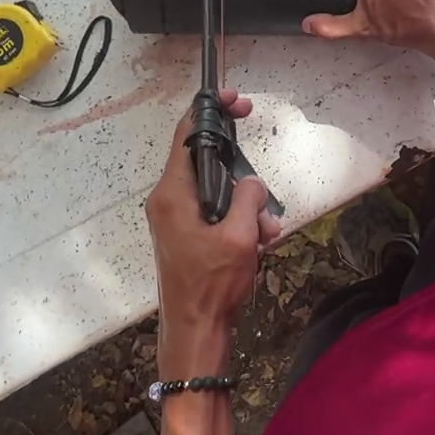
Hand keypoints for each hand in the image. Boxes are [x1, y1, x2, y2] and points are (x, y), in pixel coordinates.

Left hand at [145, 90, 281, 377]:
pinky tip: (259, 242)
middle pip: (205, 160)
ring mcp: (176, 217)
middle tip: (263, 186)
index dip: (210, 110)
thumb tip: (252, 183)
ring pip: (217, 188)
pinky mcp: (187, 234)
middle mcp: (168, 199)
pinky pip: (216, 211)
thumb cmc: (212, 284)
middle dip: (241, 170)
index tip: (236, 101)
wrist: (195, 333)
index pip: (186, 133)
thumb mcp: (241, 236)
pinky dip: (239, 220)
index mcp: (173, 193)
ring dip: (247, 204)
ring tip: (266, 231)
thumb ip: (249, 197)